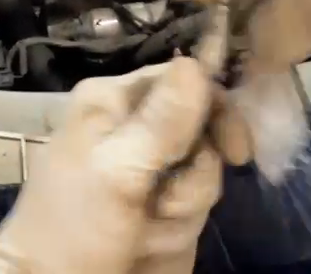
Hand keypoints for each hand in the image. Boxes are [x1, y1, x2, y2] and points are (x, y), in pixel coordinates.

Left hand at [0, 58, 231, 273]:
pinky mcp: (160, 214)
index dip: (214, 109)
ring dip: (182, 212)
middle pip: (201, 132)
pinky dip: (176, 236)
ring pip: (202, 177)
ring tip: (144, 234)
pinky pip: (193, 213)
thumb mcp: (118, 170)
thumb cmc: (75, 228)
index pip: (181, 79)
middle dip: (193, 176)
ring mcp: (149, 173)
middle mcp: (134, 128)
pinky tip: (147, 249)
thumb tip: (196, 62)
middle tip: (170, 205)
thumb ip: (162, 120)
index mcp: (113, 101)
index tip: (235, 150)